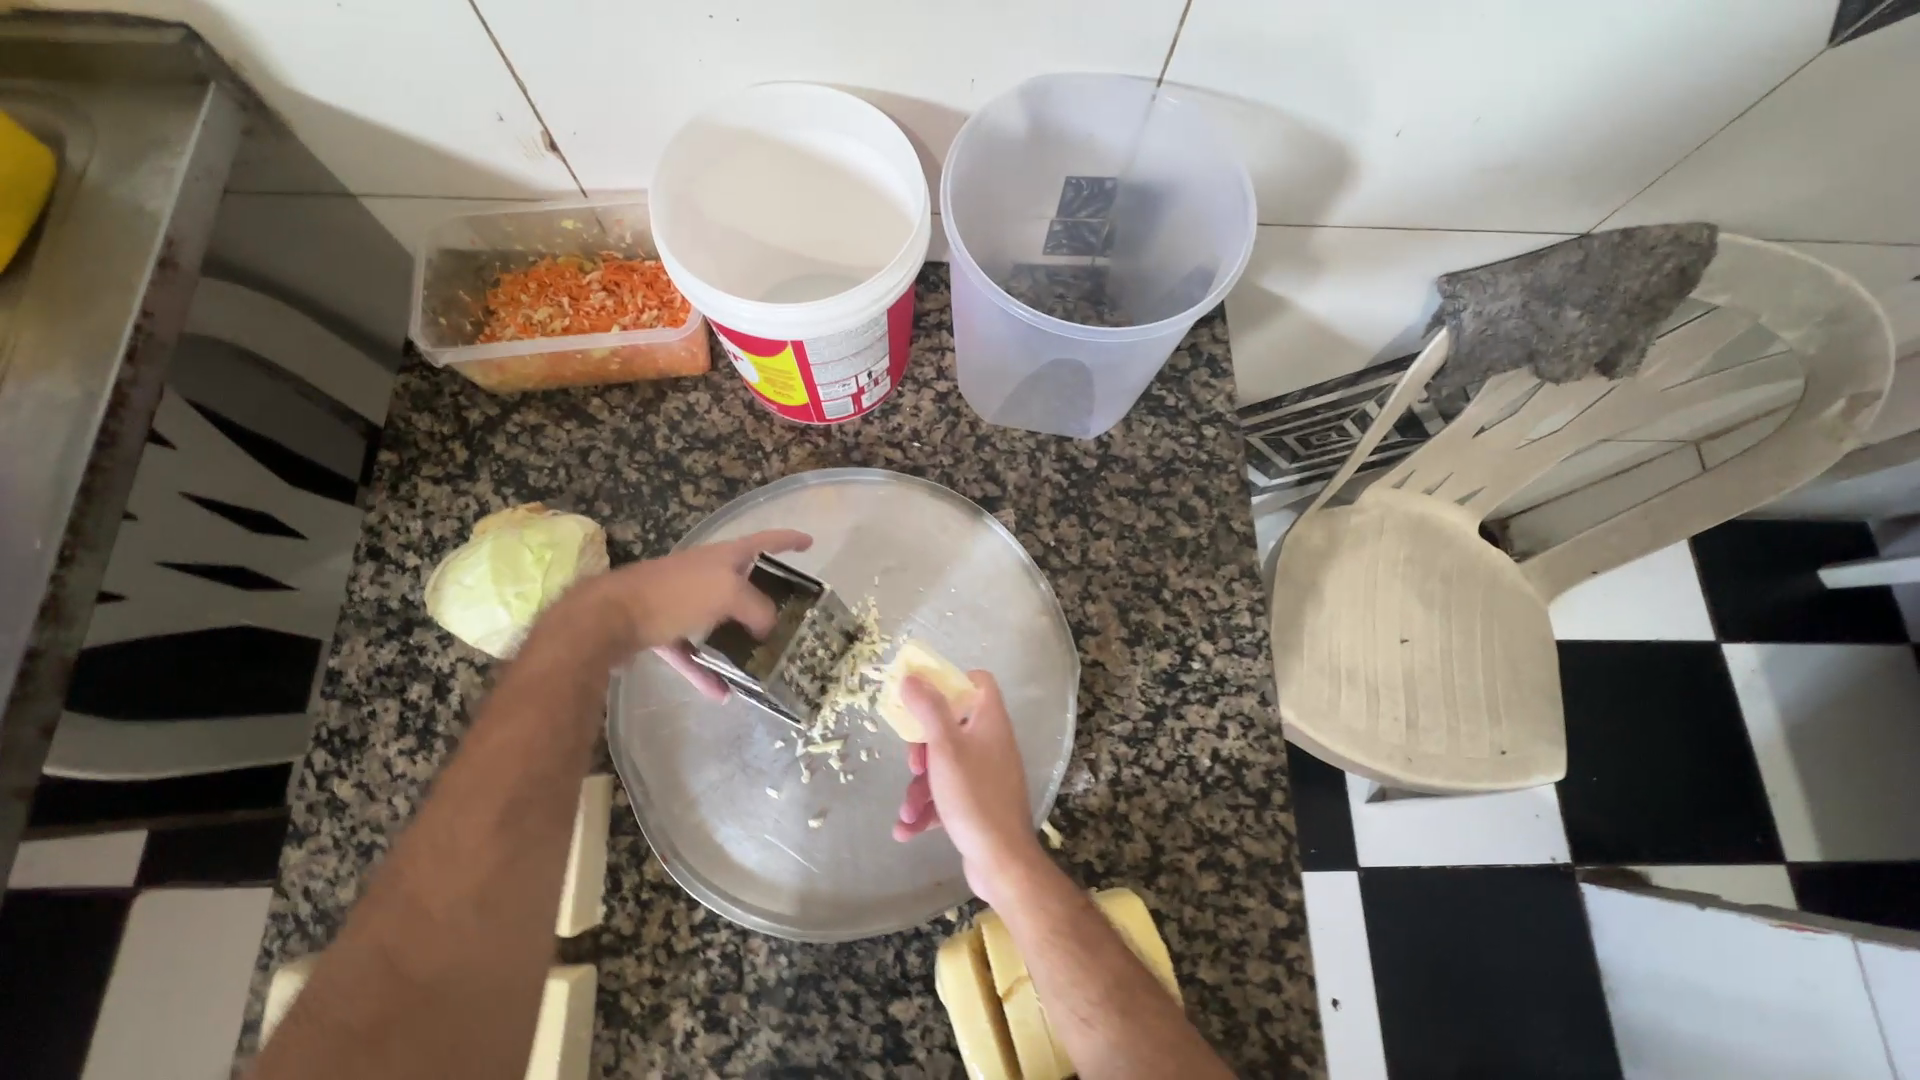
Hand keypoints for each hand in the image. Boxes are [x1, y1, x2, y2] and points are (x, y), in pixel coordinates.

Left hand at [573, 529, 810, 698]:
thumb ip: (757, 608)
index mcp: (721, 557)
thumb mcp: (728, 594)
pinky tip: (720, 693)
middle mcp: (702, 574)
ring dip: (736, 638)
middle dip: (764, 596)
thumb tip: (769, 627)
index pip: (763, 541)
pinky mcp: (660, 630)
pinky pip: (690, 652)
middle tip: (788, 613)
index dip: (788, 540)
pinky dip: (705, 671)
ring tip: (759, 656)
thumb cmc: (674, 594)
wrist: (609, 616)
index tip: (809, 543)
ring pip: (717, 620)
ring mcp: (679, 602)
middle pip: (741, 582)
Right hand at [892, 672, 1045, 907]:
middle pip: (951, 728)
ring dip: (920, 788)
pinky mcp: (978, 804)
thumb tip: (913, 676)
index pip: (979, 683)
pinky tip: (906, 831)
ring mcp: (987, 775)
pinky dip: (928, 810)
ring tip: (907, 812)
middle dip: (923, 748)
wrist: (1001, 860)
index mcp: (990, 721)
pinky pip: (947, 796)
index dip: (951, 683)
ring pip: (944, 767)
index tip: (923, 697)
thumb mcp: (945, 747)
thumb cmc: (974, 795)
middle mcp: (991, 743)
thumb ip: (929, 709)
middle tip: (912, 764)